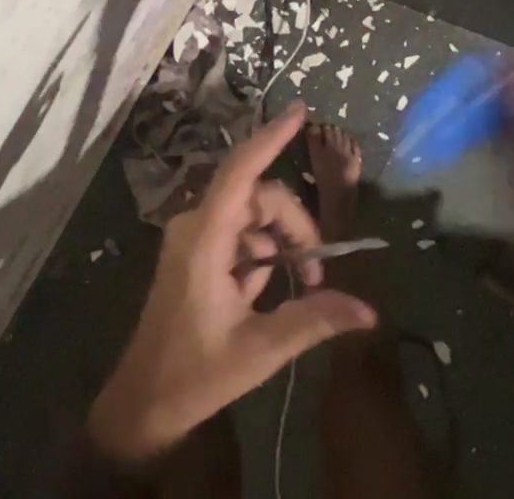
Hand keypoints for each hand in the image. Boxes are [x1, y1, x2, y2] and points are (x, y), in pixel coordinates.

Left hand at [87, 103, 376, 464]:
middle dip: (295, 226)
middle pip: (258, 197)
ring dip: (281, 242)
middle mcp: (195, 226)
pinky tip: (269, 291)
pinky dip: (262, 254)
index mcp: (204, 239)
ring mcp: (193, 238)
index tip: (299, 111)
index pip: (240, 172)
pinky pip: (238, 235)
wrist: (144, 402)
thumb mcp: (260, 349)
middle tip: (318, 276)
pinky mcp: (194, 253)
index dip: (270, 138)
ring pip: (251, 215)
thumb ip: (313, 319)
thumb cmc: (195, 374)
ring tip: (302, 287)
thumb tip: (369, 310)